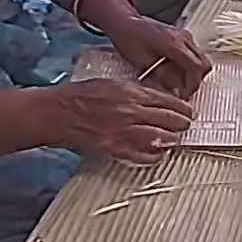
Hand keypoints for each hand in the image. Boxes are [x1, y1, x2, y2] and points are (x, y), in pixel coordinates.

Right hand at [33, 78, 195, 165]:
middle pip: (170, 120)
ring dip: (172, 139)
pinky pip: (143, 156)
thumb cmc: (79, 96)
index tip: (189, 112)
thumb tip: (161, 99)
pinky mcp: (114, 148)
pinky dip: (156, 156)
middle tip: (185, 126)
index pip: (169, 101)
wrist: (52, 113)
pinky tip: (160, 154)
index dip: (183, 109)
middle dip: (183, 124)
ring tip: (174, 139)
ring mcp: (123, 131)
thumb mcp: (112, 84)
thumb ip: (138, 91)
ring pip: (161, 137)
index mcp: (131, 93)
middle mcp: (130, 111)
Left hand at [100, 14, 211, 97]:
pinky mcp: (183, 36)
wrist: (124, 21)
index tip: (185, 93)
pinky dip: (191, 65)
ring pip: (202, 59)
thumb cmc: (128, 37)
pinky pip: (195, 53)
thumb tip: (175, 89)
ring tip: (181, 81)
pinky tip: (178, 70)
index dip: (193, 83)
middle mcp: (183, 38)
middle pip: (204, 63)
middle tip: (185, 90)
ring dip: (194, 72)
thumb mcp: (142, 62)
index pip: (196, 67)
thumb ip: (163, 77)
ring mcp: (185, 35)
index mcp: (173, 43)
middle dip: (196, 80)